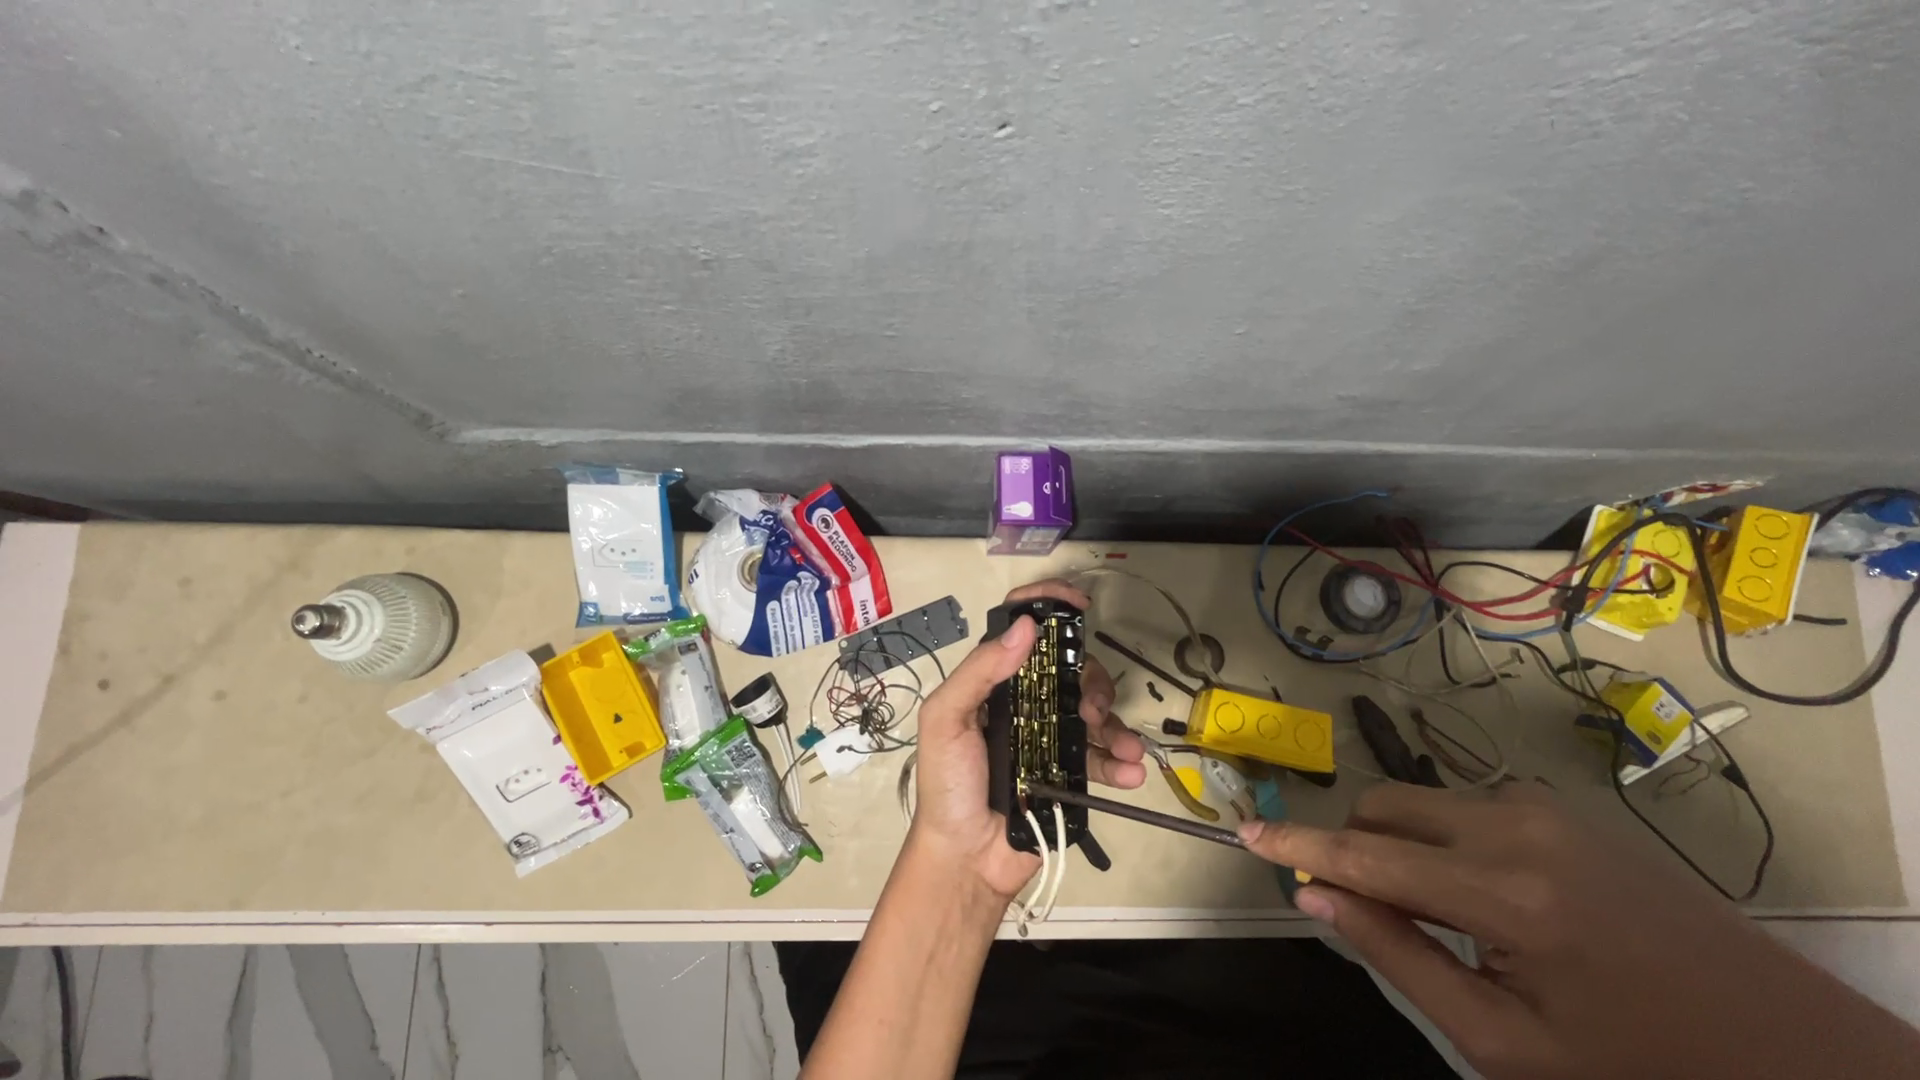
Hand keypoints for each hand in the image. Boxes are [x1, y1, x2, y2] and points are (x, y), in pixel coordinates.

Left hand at [908, 580, 1145, 901]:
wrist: (967, 858)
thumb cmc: (948, 784)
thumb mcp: (945, 720)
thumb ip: (978, 672)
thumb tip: (1025, 627)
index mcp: (993, 685)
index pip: (1022, 633)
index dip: (1049, 608)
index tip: (1079, 604)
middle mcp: (1026, 704)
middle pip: (1070, 670)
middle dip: (1091, 678)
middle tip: (1091, 706)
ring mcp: (1050, 738)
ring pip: (1094, 711)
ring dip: (1116, 722)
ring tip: (1122, 745)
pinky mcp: (1070, 773)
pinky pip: (1103, 756)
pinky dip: (1123, 760)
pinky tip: (1130, 771)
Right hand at [1239, 781, 1919, 1079]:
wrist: (1782, 1044)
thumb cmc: (1631, 1061)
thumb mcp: (1503, 1042)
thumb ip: (1398, 957)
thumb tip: (1314, 899)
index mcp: (1505, 894)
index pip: (1366, 858)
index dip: (1298, 847)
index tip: (1242, 833)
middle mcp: (1516, 826)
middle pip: (1384, 809)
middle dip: (1354, 849)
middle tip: (1369, 912)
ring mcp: (1544, 808)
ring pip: (1420, 804)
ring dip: (1399, 848)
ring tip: (1441, 918)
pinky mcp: (1562, 807)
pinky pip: (1463, 807)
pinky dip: (1441, 841)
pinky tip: (1484, 898)